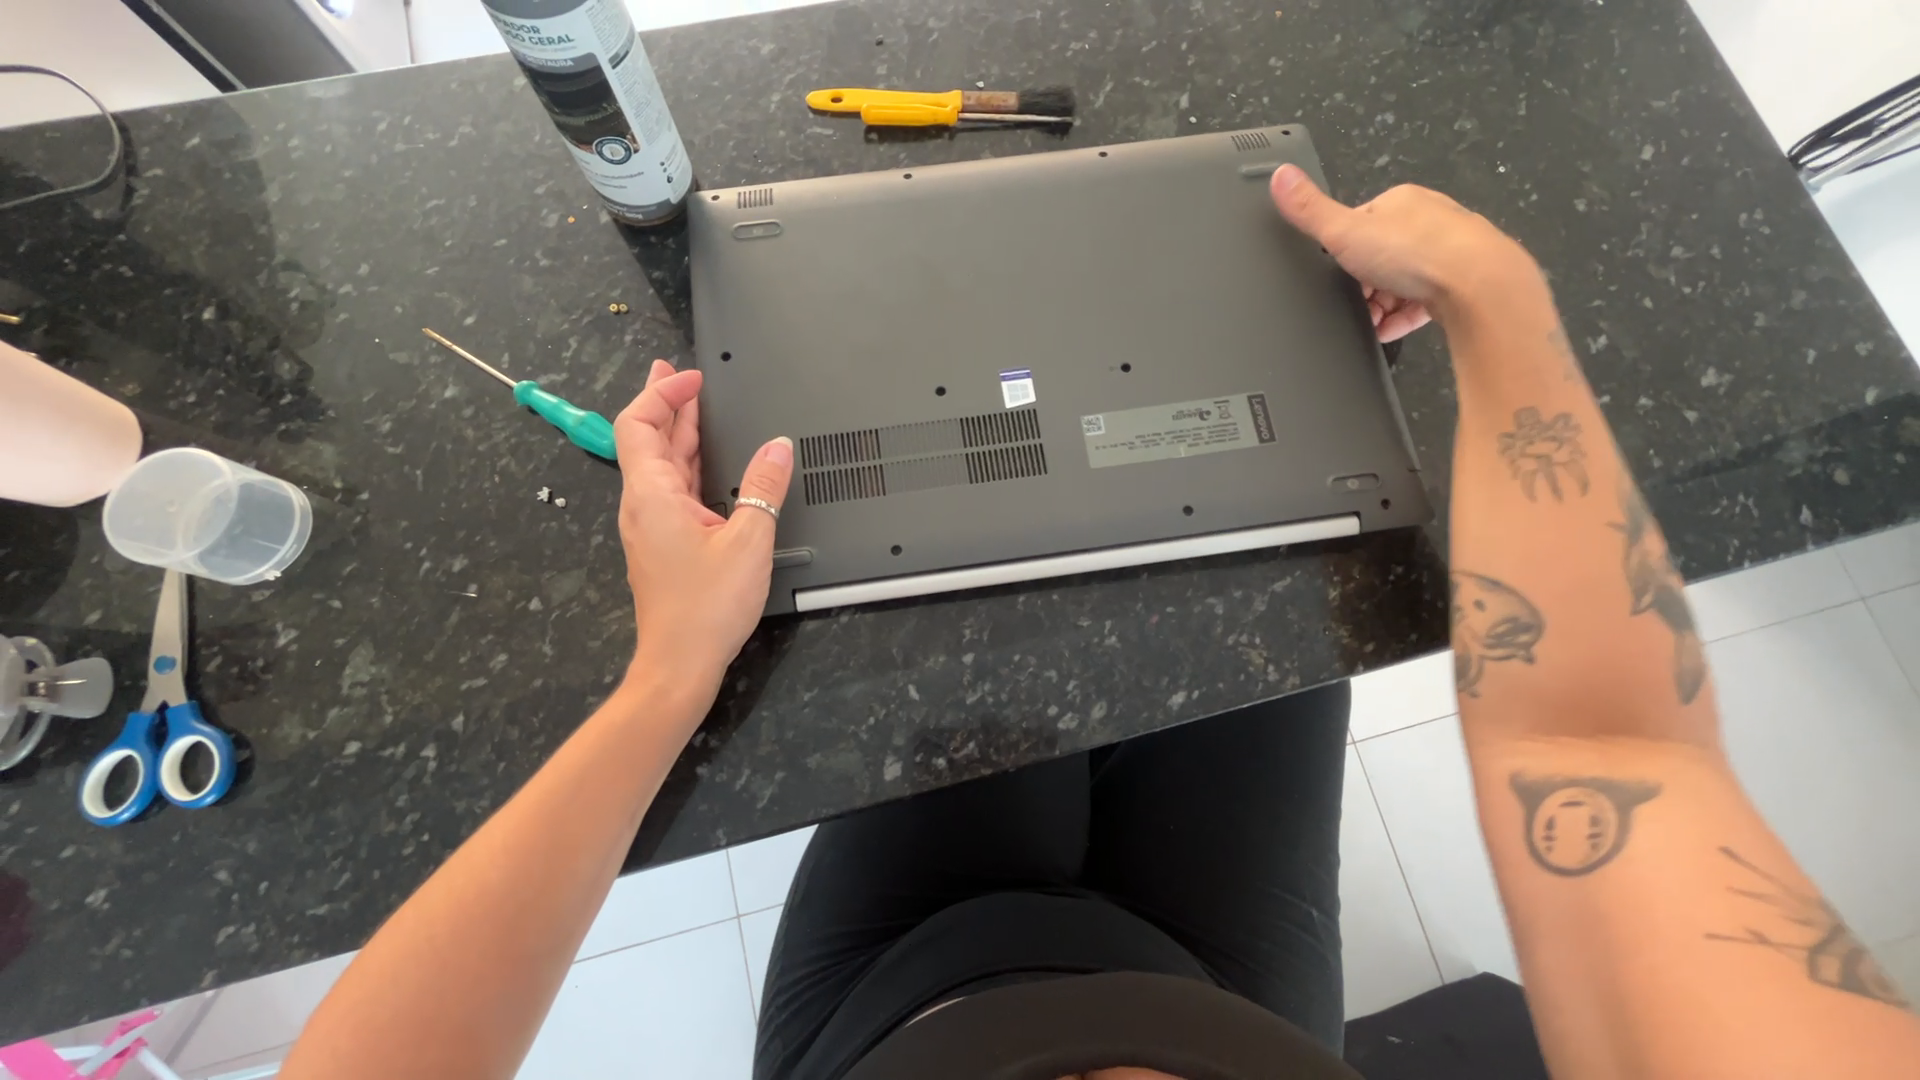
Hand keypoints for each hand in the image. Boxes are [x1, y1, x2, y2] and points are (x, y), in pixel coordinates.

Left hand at [614, 359, 792, 694]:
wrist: (681, 662)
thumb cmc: (708, 606)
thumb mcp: (749, 540)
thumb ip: (764, 488)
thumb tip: (779, 447)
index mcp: (653, 495)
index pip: (638, 425)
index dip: (660, 394)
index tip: (690, 377)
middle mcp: (644, 505)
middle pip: (646, 440)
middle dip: (665, 403)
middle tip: (680, 374)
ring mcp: (651, 525)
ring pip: (660, 465)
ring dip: (677, 432)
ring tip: (694, 406)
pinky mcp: (664, 542)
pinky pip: (672, 489)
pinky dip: (688, 463)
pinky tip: (709, 461)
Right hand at [1267, 165, 1536, 338]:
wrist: (1477, 283)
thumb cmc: (1415, 252)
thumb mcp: (1345, 230)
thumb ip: (1310, 210)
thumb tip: (1280, 175)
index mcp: (1400, 202)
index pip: (1359, 226)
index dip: (1341, 255)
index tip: (1335, 277)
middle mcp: (1428, 220)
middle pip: (1380, 258)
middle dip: (1362, 285)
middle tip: (1353, 303)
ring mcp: (1448, 251)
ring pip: (1402, 282)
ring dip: (1381, 305)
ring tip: (1373, 321)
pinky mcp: (1460, 283)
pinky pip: (1422, 303)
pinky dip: (1401, 319)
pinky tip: (1389, 330)